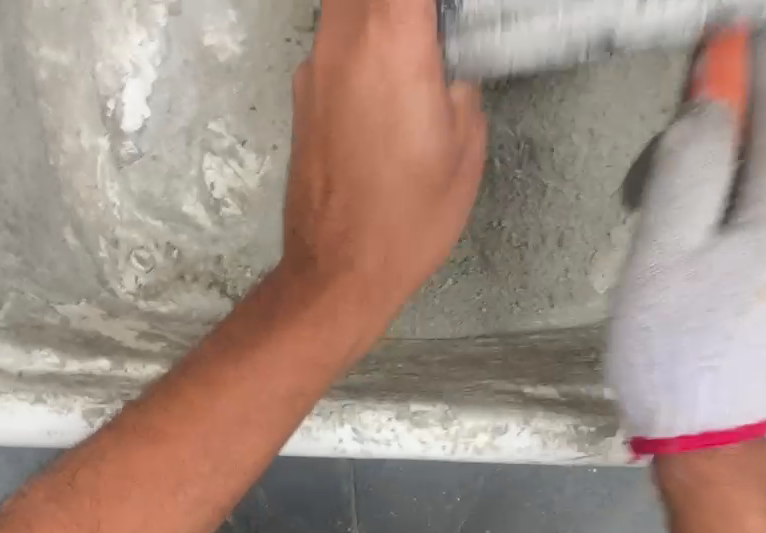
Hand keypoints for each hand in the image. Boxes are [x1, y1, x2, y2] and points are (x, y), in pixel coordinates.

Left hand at [277, 0, 488, 332]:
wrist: (339, 273)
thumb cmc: (403, 224)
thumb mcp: (464, 152)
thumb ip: (463, 87)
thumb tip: (453, 69)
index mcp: (393, 42)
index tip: (446, 14)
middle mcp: (343, 42)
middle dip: (404, 4)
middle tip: (434, 27)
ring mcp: (314, 70)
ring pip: (345, 5)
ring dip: (379, 15)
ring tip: (414, 53)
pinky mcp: (302, 99)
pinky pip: (332, 43)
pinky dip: (359, 45)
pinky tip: (386, 88)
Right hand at [607, 31, 765, 455]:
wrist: (700, 431)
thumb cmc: (676, 347)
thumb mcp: (666, 254)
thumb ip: (690, 172)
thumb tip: (712, 102)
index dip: (765, 56)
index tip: (729, 25)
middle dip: (753, 90)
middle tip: (702, 67)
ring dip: (739, 135)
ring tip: (691, 119)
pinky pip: (760, 202)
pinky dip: (734, 175)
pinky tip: (699, 184)